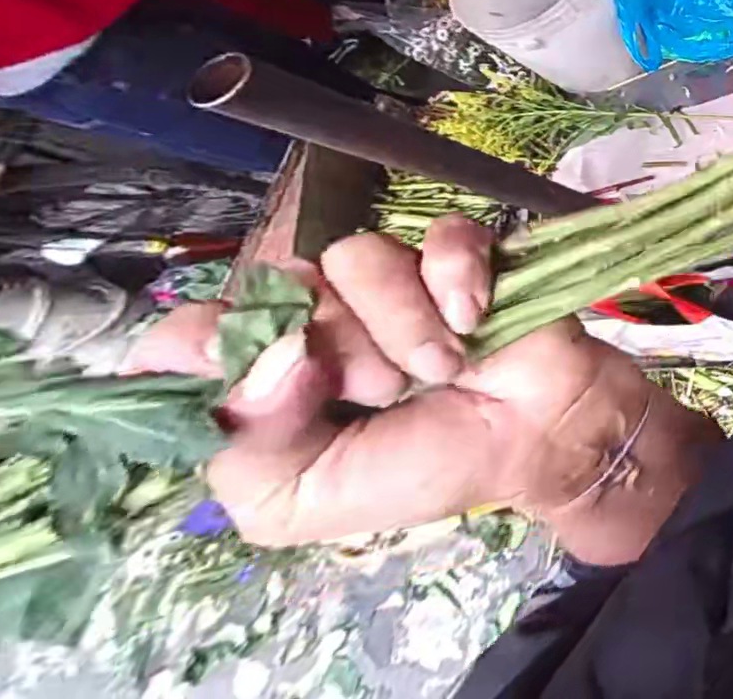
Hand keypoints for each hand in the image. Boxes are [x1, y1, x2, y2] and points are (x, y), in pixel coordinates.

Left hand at [128, 216, 721, 560]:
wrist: (539, 437)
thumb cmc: (429, 468)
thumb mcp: (309, 497)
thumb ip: (247, 447)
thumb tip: (261, 358)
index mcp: (276, 370)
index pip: (193, 329)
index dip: (224, 348)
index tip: (287, 386)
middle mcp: (328, 312)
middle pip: (284, 285)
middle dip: (340, 347)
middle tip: (388, 391)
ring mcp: (401, 277)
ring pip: (359, 255)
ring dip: (404, 322)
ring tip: (446, 365)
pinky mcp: (466, 254)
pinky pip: (441, 235)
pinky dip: (456, 276)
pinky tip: (478, 317)